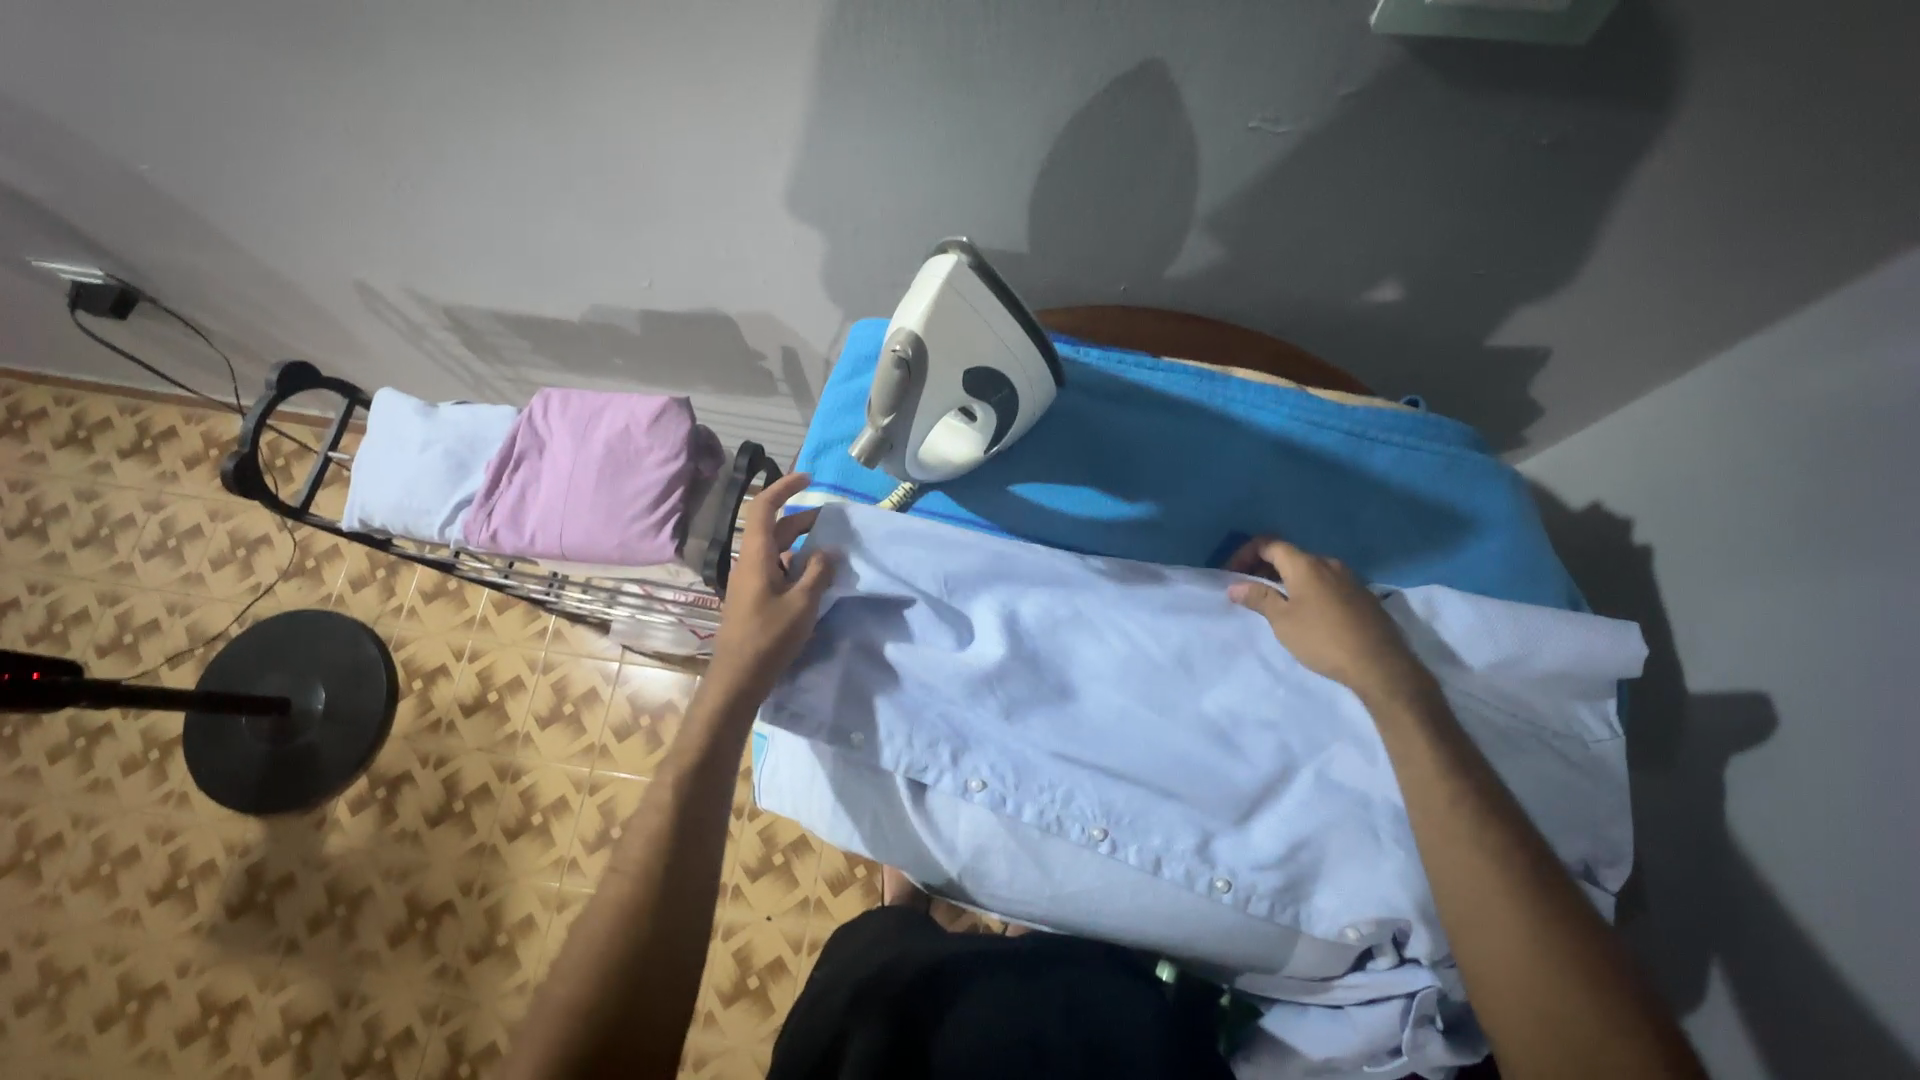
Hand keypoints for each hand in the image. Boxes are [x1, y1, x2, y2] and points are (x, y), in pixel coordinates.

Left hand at [705, 472, 835, 701]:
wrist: (738, 677)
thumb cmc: (768, 638)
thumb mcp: (802, 604)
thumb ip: (818, 573)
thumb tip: (830, 551)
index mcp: (756, 556)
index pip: (764, 507)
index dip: (784, 487)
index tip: (808, 479)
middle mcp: (750, 562)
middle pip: (775, 529)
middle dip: (804, 519)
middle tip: (835, 521)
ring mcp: (751, 581)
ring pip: (778, 551)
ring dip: (804, 545)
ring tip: (833, 550)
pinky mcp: (755, 599)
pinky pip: (778, 571)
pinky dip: (798, 566)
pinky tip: (819, 578)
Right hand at [1225, 537, 1436, 705]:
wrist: (1380, 664)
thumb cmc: (1323, 639)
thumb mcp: (1283, 621)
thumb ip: (1259, 598)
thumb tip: (1234, 586)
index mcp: (1306, 565)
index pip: (1269, 544)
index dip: (1245, 553)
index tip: (1232, 573)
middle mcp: (1328, 563)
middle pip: (1290, 554)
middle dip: (1264, 566)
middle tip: (1248, 587)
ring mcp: (1349, 578)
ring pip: (1310, 569)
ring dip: (1286, 578)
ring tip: (1274, 600)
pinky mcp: (1361, 595)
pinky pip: (1327, 582)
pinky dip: (1308, 588)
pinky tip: (1305, 611)